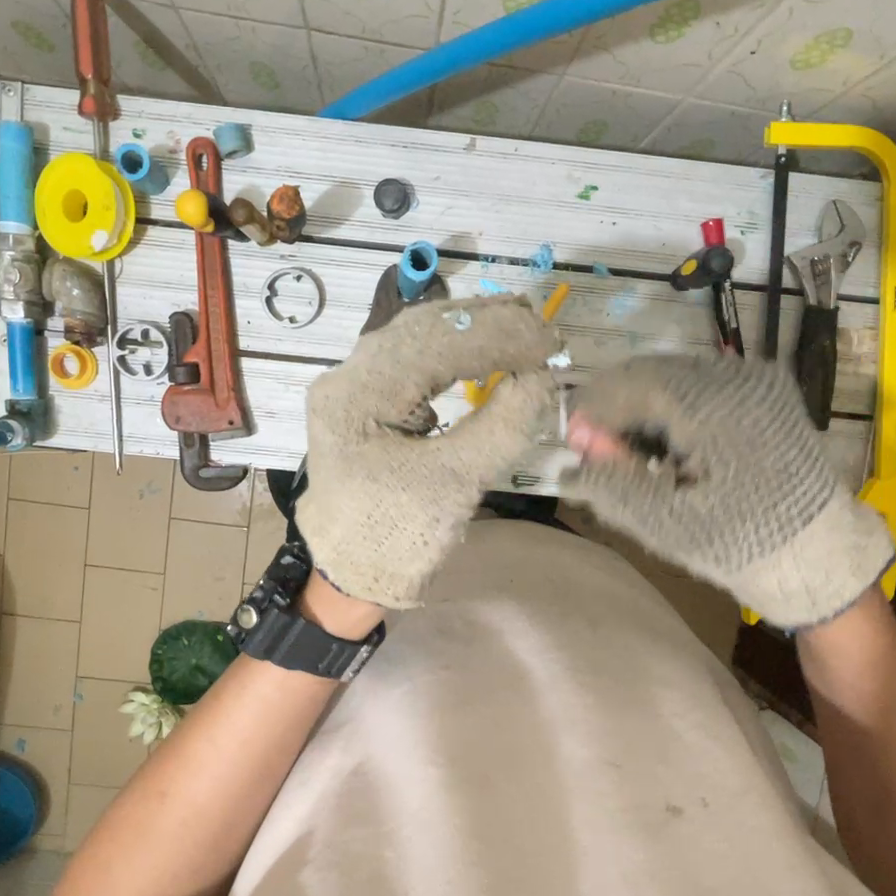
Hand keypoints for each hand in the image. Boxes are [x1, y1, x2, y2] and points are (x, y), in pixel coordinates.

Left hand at [297, 295, 555, 607]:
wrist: (351, 572)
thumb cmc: (397, 536)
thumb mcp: (454, 484)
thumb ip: (500, 427)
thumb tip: (542, 378)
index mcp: (356, 397)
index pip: (434, 344)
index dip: (498, 336)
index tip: (549, 342)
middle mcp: (346, 378)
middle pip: (421, 330)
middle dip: (485, 323)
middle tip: (541, 327)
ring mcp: (353, 387)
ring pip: (416, 338)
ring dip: (470, 330)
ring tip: (522, 327)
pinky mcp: (366, 400)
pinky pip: (412, 360)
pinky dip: (453, 350)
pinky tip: (483, 351)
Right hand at [562, 353, 893, 628]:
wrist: (815, 553)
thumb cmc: (739, 543)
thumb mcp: (667, 522)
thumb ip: (614, 482)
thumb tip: (571, 457)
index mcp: (716, 407)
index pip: (635, 382)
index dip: (596, 407)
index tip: (574, 441)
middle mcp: (739, 379)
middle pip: (655, 373)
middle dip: (618, 407)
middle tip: (599, 450)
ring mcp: (757, 381)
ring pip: (676, 376)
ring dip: (645, 407)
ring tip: (633, 453)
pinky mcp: (765, 392)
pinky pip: (702, 384)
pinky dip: (674, 407)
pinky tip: (668, 445)